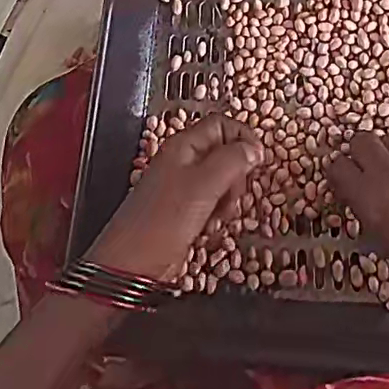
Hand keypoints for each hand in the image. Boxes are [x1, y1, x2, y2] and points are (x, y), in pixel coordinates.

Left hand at [87, 114, 265, 280]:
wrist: (130, 264)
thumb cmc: (160, 221)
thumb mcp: (202, 186)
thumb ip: (231, 161)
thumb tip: (255, 148)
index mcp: (184, 146)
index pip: (221, 124)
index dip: (243, 137)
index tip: (258, 159)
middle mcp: (183, 162)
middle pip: (225, 154)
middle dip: (237, 176)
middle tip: (233, 195)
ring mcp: (183, 187)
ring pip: (222, 183)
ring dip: (228, 201)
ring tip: (218, 217)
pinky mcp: (185, 211)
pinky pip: (213, 205)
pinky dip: (217, 217)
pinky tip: (208, 230)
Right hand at [326, 132, 388, 310]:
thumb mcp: (382, 239)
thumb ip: (365, 207)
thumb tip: (358, 192)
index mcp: (366, 197)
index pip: (337, 166)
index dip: (341, 171)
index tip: (345, 176)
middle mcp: (384, 172)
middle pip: (360, 141)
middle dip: (362, 153)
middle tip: (369, 166)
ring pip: (388, 138)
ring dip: (388, 151)